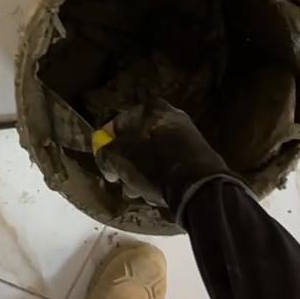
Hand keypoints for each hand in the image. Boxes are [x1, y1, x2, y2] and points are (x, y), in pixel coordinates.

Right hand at [94, 98, 232, 210]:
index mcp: (149, 108)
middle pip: (135, 141)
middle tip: (121, 181)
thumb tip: (105, 158)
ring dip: (141, 172)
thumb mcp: (118, 158)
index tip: (106, 166)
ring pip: (151, 155)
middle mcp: (169, 115)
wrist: (196, 183)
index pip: (117, 124)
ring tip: (139, 191)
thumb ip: (104, 154)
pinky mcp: (195, 153)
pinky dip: (159, 175)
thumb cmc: (151, 164)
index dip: (106, 146)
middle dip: (126, 163)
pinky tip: (157, 191)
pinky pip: (168, 163)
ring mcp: (185, 134)